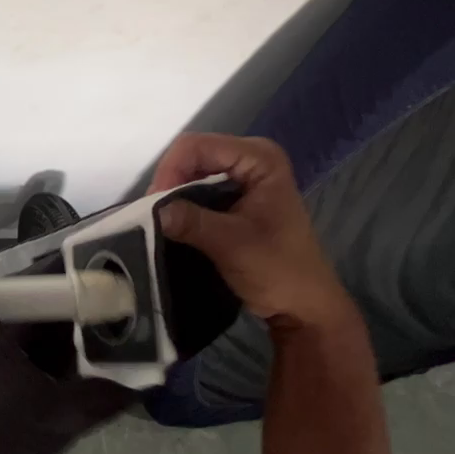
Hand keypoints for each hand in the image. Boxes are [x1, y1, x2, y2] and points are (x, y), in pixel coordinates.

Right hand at [150, 133, 354, 332]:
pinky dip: (181, 202)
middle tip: (152, 213)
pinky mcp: (234, 194)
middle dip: (169, 181)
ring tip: (158, 219)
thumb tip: (151, 211)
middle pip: (192, 154)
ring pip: (191, 171)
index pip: (197, 146)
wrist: (303, 307)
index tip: (156, 205)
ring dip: (172, 193)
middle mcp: (251, 158)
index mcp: (260, 158)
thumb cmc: (278, 271)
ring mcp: (243, 176)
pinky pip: (197, 186)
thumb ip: (191, 222)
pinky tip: (172, 221)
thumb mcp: (232, 245)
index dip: (171, 170)